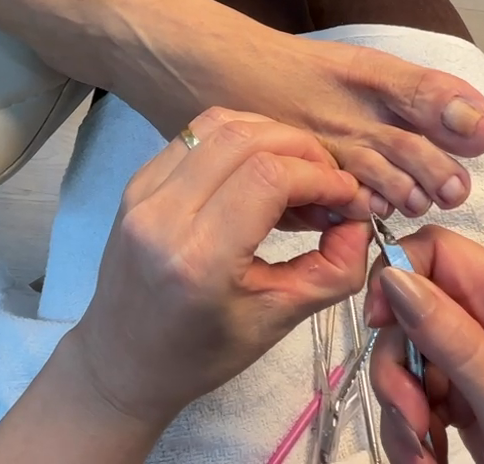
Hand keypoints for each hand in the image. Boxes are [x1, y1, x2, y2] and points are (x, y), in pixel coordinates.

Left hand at [65, 107, 374, 426]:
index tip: (349, 197)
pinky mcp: (138, 179)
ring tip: (300, 171)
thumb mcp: (276, 321)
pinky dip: (239, 138)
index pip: (268, 178)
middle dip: (302, 149)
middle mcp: (163, 214)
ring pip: (219, 125)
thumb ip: (331, 270)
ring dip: (271, 135)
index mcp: (197, 260)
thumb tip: (361, 219)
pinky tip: (263, 167)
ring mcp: (144, 190)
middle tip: (331, 181)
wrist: (122, 357)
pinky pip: (196, 135)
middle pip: (245, 139)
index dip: (320, 177)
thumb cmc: (200, 353)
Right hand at [366, 226, 483, 463]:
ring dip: (401, 402)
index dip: (396, 274)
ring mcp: (482, 354)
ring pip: (408, 349)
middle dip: (398, 362)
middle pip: (413, 305)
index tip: (377, 328)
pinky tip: (428, 454)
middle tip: (411, 420)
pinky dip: (412, 422)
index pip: (437, 248)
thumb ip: (457, 344)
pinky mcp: (470, 388)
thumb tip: (394, 275)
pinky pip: (419, 386)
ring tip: (422, 454)